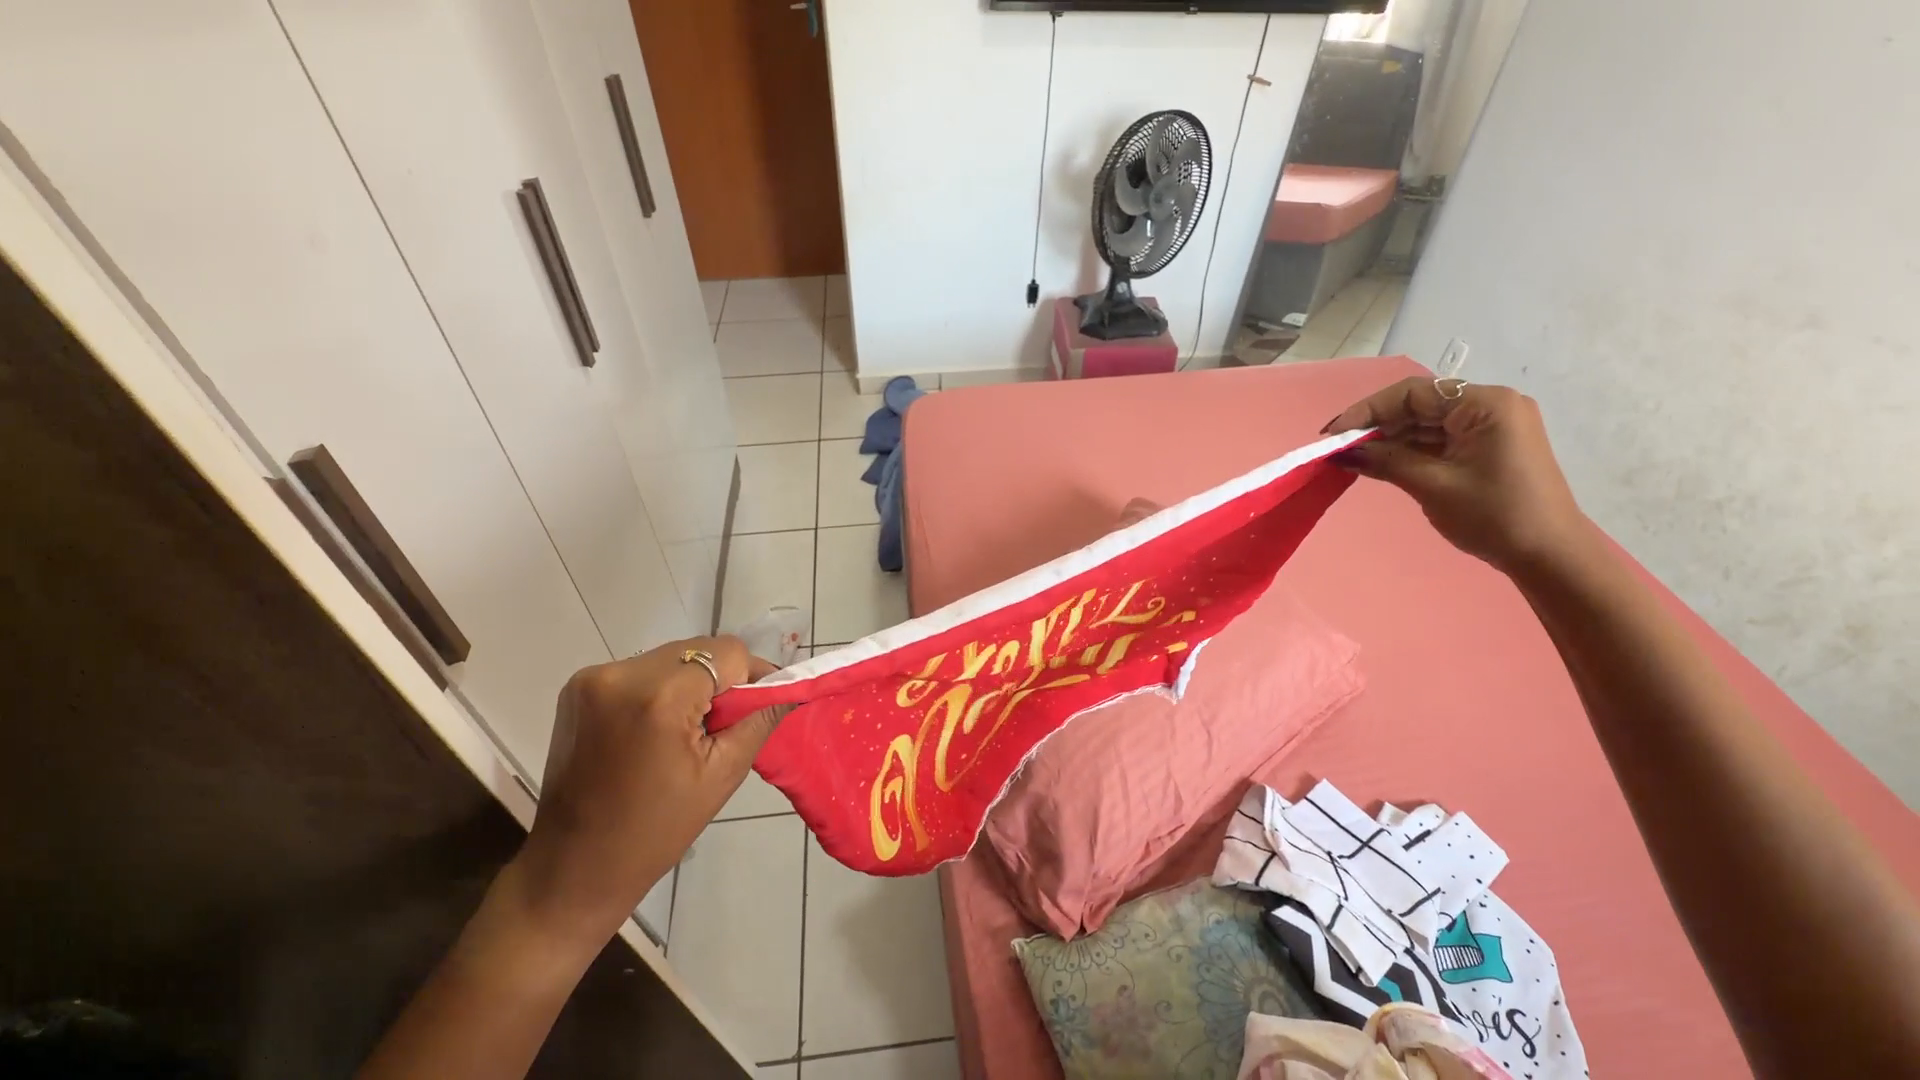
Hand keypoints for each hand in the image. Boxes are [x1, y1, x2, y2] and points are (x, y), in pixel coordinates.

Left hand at [512, 636, 783, 943]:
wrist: (574, 865)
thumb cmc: (657, 830)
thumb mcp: (722, 775)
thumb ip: (758, 720)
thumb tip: (792, 688)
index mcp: (659, 697)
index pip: (726, 652)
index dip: (750, 675)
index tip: (755, 708)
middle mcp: (621, 673)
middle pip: (696, 651)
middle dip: (719, 680)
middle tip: (722, 726)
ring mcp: (593, 678)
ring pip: (668, 658)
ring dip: (688, 683)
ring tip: (686, 732)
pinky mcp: (577, 688)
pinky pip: (638, 672)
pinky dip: (657, 690)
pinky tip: (654, 730)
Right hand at [1323, 377, 1588, 572]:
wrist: (1549, 555)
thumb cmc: (1494, 516)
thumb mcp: (1433, 486)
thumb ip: (1386, 461)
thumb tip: (1342, 452)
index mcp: (1486, 404)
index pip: (1414, 393)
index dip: (1368, 410)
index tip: (1333, 433)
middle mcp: (1491, 406)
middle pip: (1421, 405)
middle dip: (1378, 425)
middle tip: (1337, 448)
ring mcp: (1493, 427)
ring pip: (1429, 424)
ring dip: (1391, 439)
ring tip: (1352, 457)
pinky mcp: (1490, 448)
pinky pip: (1442, 440)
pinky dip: (1411, 451)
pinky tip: (1380, 463)